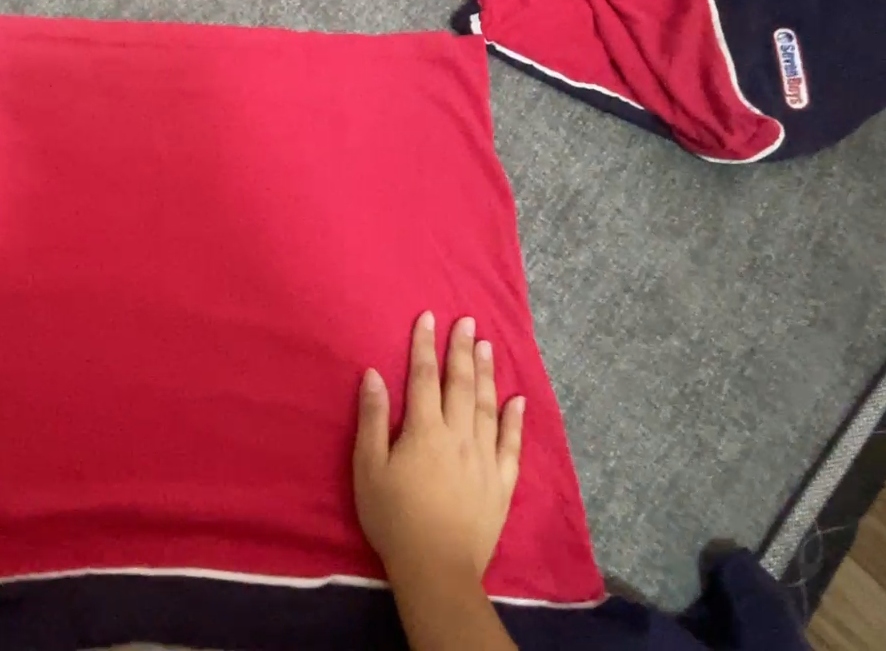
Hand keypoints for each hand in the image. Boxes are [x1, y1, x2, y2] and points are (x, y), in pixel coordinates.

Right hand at [354, 313, 524, 583]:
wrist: (436, 568)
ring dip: (487, 374)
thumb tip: (373, 374)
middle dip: (462, 350)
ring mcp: (485, 459)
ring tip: (488, 346)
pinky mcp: (501, 483)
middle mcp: (459, 436)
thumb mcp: (368, 466)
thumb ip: (372, 418)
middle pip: (461, 385)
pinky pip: (511, 445)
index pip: (424, 377)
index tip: (428, 317)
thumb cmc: (392, 516)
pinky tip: (517, 400)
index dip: (425, 345)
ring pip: (487, 407)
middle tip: (467, 321)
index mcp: (424, 430)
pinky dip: (515, 420)